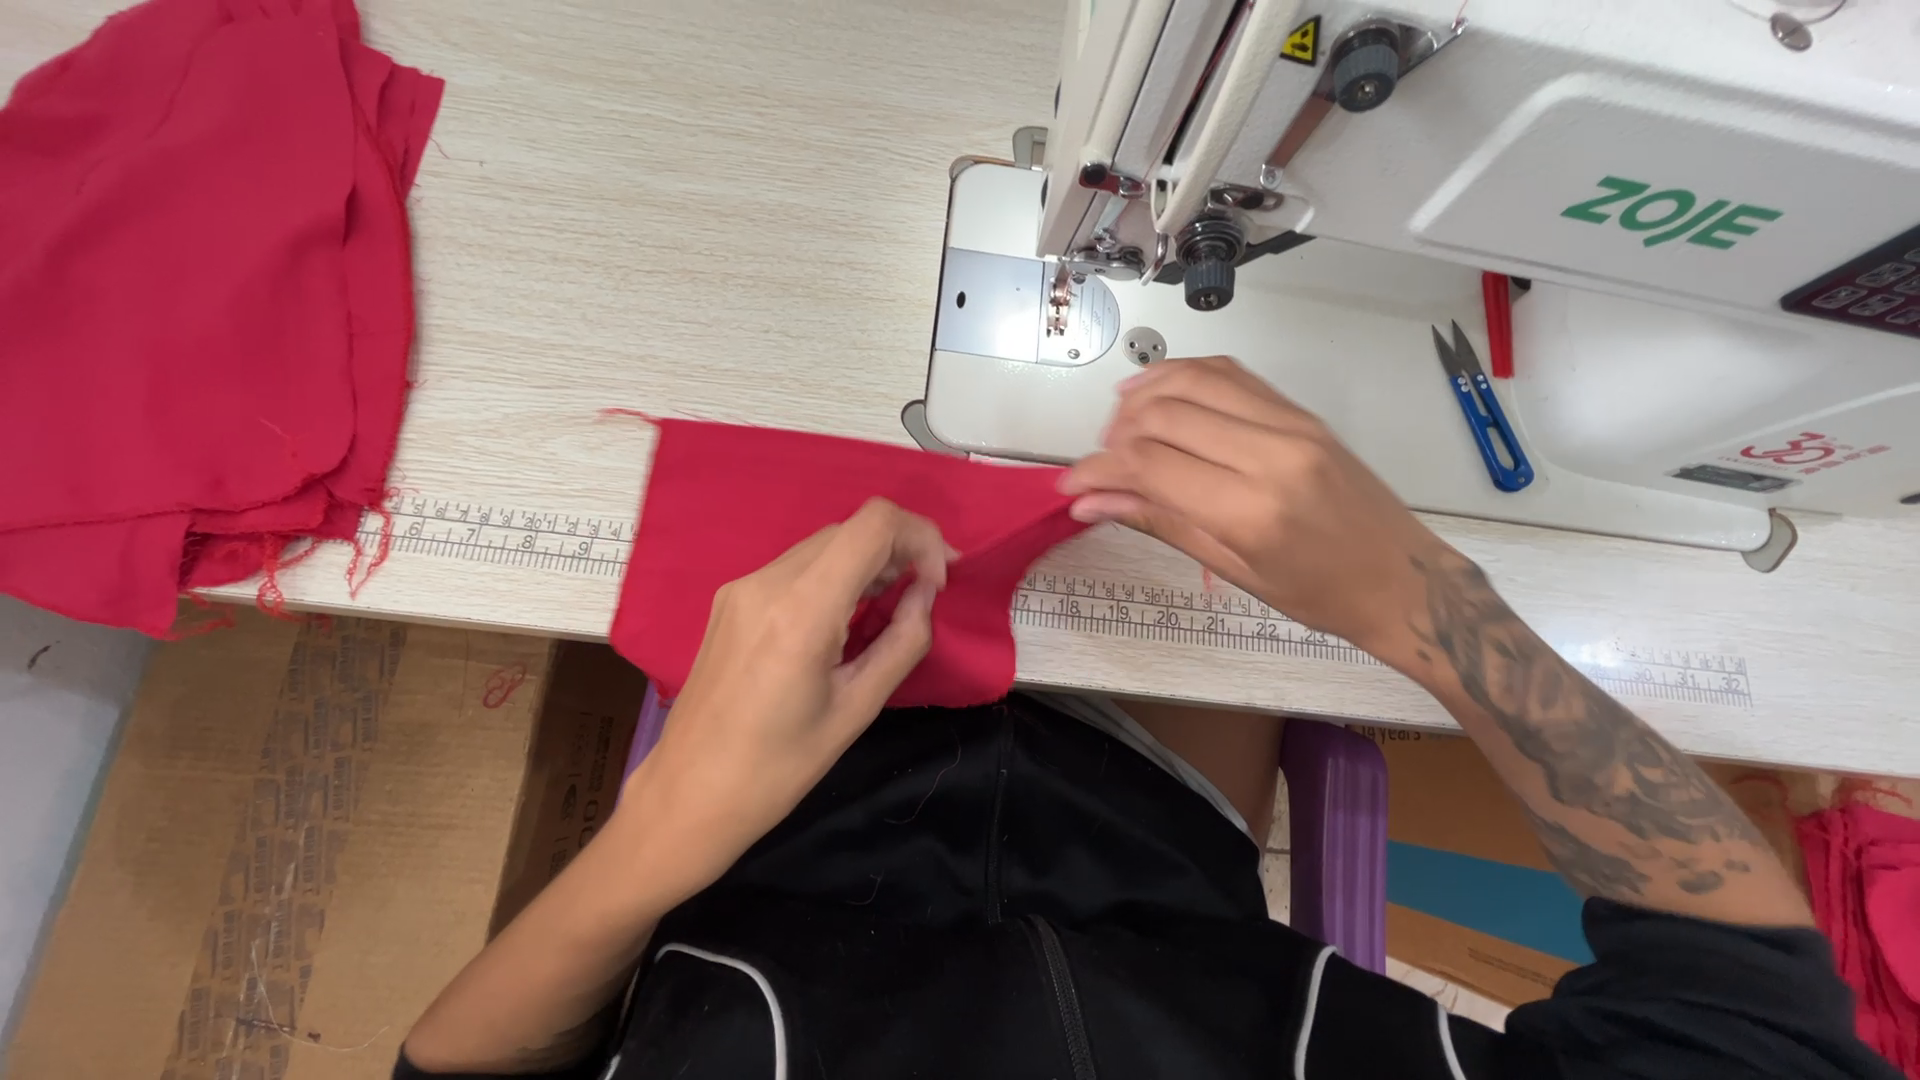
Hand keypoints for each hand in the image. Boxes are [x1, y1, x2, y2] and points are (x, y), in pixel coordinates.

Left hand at [618, 497, 954, 900]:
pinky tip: (843, 617)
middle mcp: (767, 582)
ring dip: (867, 561)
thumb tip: (926, 591)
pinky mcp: (731, 599)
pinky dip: (834, 575)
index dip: (920, 536)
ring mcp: (742, 586)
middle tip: (923, 596)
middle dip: (899, 550)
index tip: (938, 581)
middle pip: (851, 528)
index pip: (874, 524)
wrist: (689, 793)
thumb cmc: (779, 767)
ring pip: (824, 544)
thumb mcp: (858, 708)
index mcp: (802, 610)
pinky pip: (797, 566)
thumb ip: (903, 640)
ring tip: (888, 608)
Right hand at [1060, 356, 1450, 668]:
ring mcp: (1290, 422)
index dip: (1098, 470)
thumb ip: (1159, 522)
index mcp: (1251, 509)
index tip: (1072, 485)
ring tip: (1120, 427)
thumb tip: (1092, 503)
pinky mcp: (1299, 410)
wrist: (1401, 579)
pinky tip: (1156, 393)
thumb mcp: (1232, 568)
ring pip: (1193, 378)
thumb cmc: (1319, 593)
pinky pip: (1229, 373)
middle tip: (1100, 464)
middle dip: (1115, 435)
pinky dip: (1183, 375)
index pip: (1149, 465)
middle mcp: (1270, 452)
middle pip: (1164, 413)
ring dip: (1142, 396)